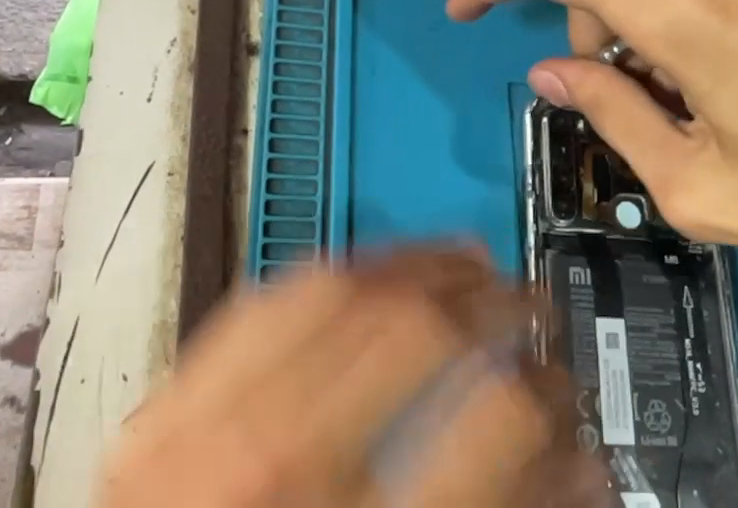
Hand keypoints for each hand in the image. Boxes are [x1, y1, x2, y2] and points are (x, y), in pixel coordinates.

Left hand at [99, 250, 600, 507]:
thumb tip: (573, 470)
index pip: (495, 422)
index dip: (548, 391)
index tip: (559, 387)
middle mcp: (285, 475)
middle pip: (418, 333)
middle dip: (494, 303)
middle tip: (527, 305)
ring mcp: (209, 433)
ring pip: (338, 290)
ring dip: (418, 264)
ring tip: (465, 262)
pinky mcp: (164, 416)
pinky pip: (262, 304)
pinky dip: (331, 273)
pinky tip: (369, 270)